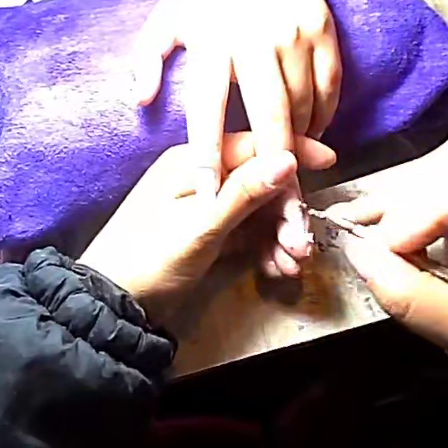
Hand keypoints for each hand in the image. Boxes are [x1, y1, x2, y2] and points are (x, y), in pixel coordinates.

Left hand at [82, 133, 336, 318]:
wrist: (117, 301)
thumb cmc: (151, 258)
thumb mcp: (200, 227)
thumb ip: (243, 193)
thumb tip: (288, 158)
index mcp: (192, 161)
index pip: (251, 145)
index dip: (290, 153)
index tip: (330, 162)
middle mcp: (201, 176)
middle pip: (261, 181)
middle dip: (287, 212)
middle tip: (302, 246)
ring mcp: (206, 204)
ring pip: (259, 209)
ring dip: (280, 234)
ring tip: (291, 265)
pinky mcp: (210, 231)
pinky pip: (249, 230)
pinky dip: (265, 247)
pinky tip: (275, 269)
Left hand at [131, 0, 339, 278]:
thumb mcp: (166, 19)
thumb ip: (148, 59)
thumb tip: (141, 101)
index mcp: (212, 41)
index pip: (208, 107)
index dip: (209, 152)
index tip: (210, 192)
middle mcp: (256, 40)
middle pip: (268, 114)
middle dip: (270, 164)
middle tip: (271, 201)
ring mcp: (296, 36)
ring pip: (303, 105)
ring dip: (297, 144)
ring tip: (287, 174)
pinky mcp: (325, 34)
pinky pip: (330, 89)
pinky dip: (322, 117)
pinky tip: (310, 135)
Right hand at [335, 164, 447, 416]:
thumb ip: (417, 298)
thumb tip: (358, 250)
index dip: (431, 208)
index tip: (393, 244)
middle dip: (403, 207)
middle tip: (366, 240)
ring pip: (434, 181)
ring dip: (391, 205)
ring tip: (359, 229)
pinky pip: (427, 194)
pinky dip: (393, 209)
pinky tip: (371, 223)